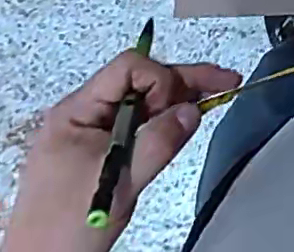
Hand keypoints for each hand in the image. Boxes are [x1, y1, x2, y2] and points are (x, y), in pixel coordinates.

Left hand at [3, 52, 239, 251]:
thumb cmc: (68, 225)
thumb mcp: (117, 183)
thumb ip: (156, 143)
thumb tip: (193, 110)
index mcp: (78, 108)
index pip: (126, 69)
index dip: (159, 79)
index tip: (179, 106)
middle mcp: (85, 112)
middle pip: (138, 82)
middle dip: (180, 81)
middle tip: (225, 82)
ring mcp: (91, 133)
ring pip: (140, 103)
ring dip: (176, 99)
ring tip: (215, 95)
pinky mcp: (100, 154)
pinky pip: (135, 126)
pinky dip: (162, 121)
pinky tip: (186, 119)